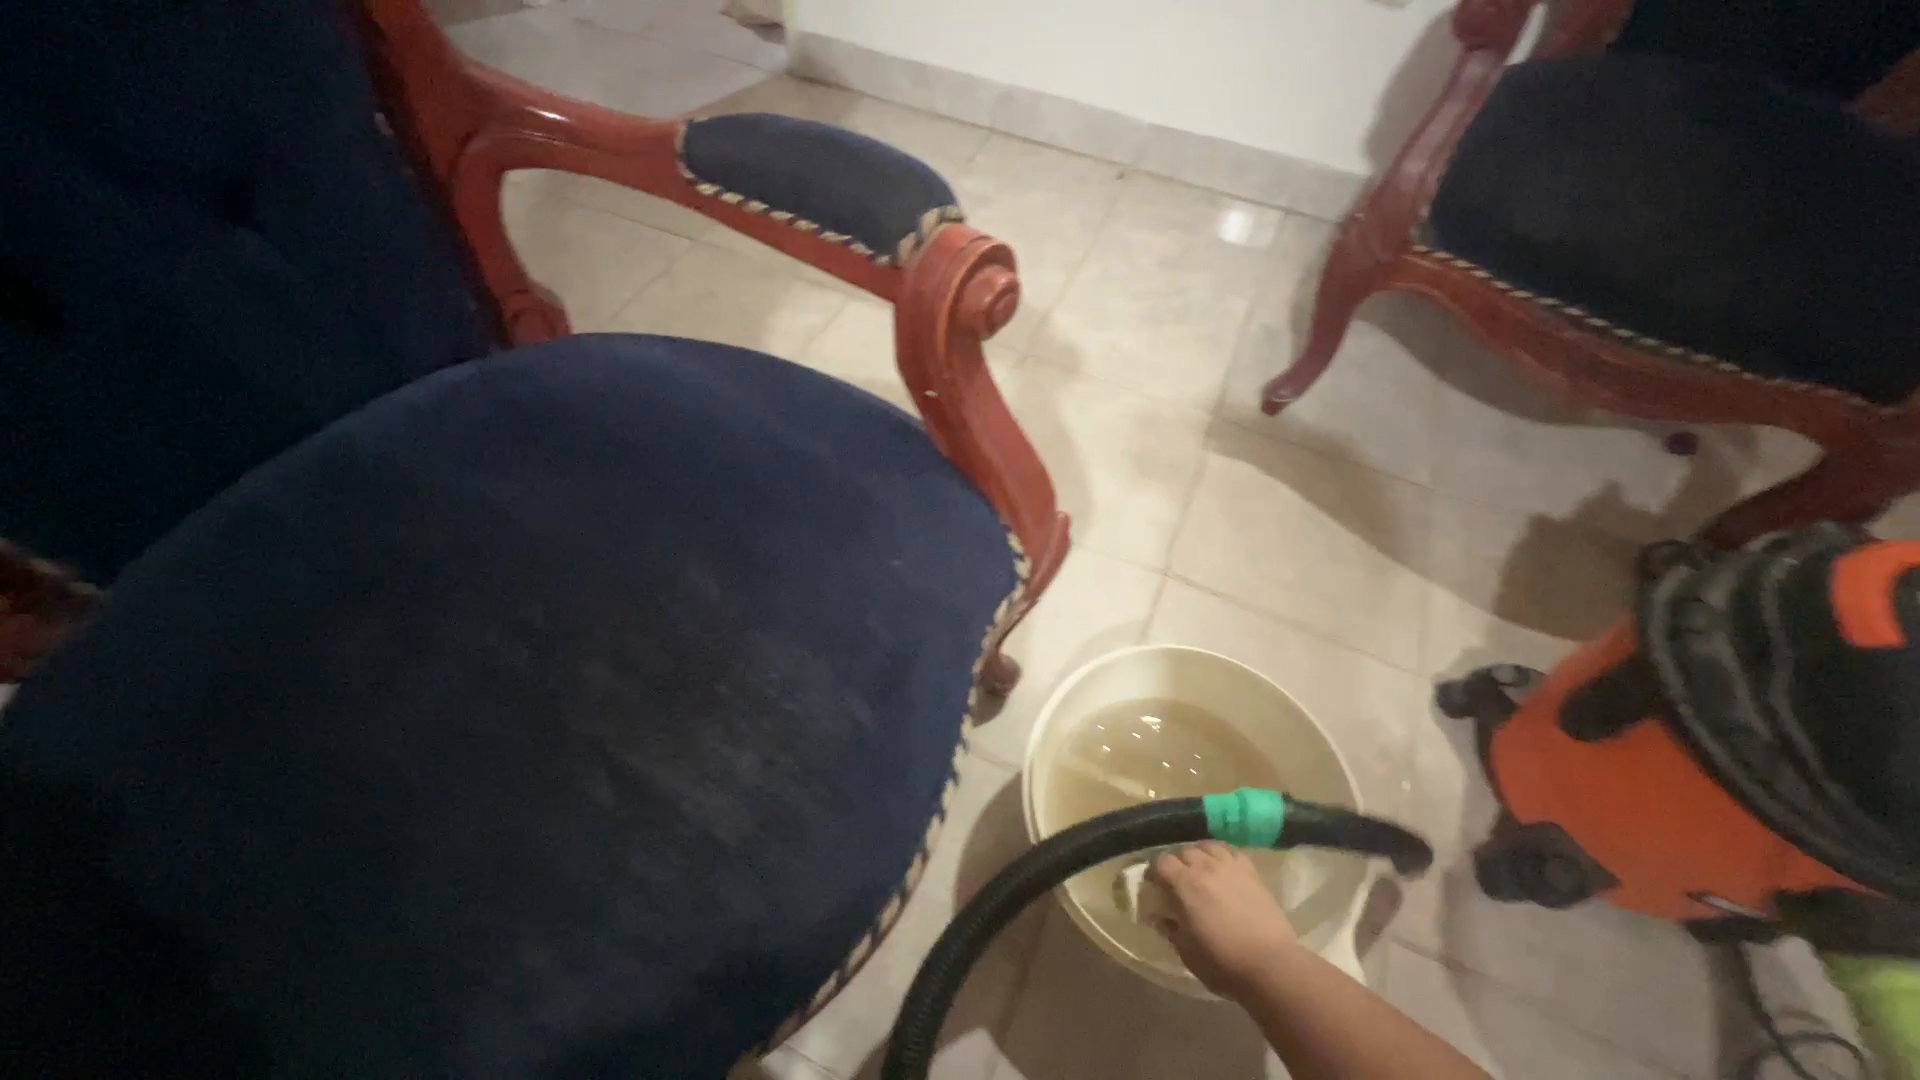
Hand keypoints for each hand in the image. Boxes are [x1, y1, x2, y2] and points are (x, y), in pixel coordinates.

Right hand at [1148, 841, 1299, 998]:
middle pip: (1183, 851)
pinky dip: (1221, 855)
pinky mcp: (1252, 872)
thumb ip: (1170, 929)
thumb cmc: (1223, 962)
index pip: (1161, 862)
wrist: (1271, 965)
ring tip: (1200, 870)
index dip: (1154, 872)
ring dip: (1198, 855)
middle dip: (1175, 863)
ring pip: (1206, 846)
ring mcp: (1231, 867)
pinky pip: (1231, 851)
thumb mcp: (1186, 951)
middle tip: (1176, 882)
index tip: (1154, 886)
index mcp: (1185, 884)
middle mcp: (1206, 867)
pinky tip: (1223, 869)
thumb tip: (1160, 917)